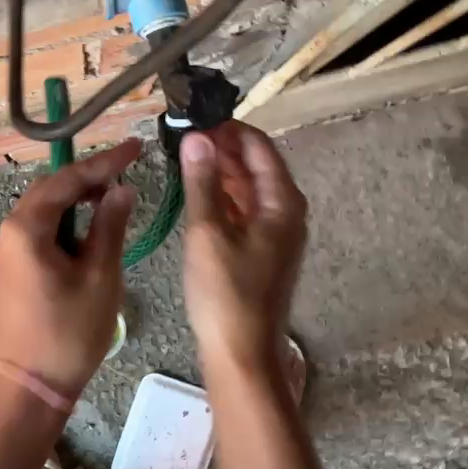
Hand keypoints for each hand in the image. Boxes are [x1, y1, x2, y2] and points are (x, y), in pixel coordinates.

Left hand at [0, 139, 140, 398]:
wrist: (31, 386)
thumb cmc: (70, 333)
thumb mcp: (100, 276)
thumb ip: (110, 225)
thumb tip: (120, 189)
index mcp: (25, 228)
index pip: (67, 179)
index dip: (104, 161)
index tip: (135, 146)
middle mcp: (6, 232)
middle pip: (49, 191)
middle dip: (87, 179)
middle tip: (126, 172)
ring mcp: (2, 253)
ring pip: (41, 212)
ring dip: (75, 203)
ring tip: (112, 200)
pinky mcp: (6, 271)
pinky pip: (35, 234)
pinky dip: (62, 225)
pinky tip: (87, 232)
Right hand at [179, 123, 307, 374]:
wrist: (242, 351)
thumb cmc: (225, 292)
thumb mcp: (208, 233)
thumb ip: (202, 182)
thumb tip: (197, 137)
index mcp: (282, 202)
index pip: (258, 147)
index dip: (228, 129)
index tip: (194, 117)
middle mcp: (285, 212)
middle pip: (255, 166)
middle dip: (221, 148)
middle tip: (182, 134)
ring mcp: (274, 234)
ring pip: (247, 189)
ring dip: (218, 172)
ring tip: (183, 156)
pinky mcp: (260, 252)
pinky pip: (242, 211)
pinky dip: (220, 197)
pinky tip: (195, 192)